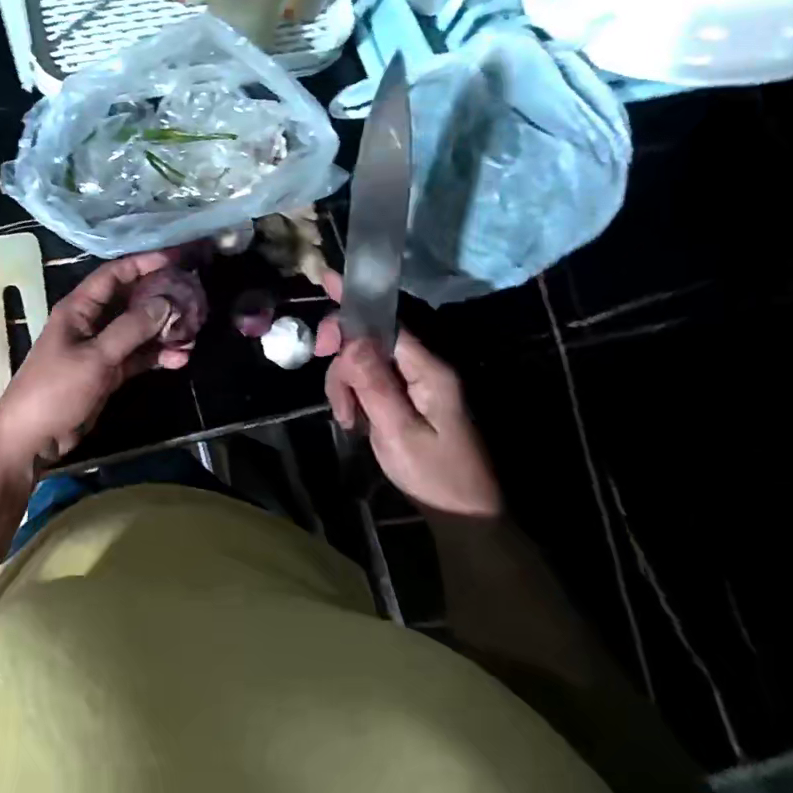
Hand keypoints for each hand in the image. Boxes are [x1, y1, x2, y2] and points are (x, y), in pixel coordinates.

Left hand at [0, 250, 192, 467]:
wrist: (32, 437)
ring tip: (193, 333)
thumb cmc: (56, 390)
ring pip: (138, 329)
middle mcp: (91, 322)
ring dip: (164, 330)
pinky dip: (158, 355)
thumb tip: (165, 302)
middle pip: (131, 299)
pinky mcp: (108, 372)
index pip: (114, 274)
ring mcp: (100, 347)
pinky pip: (138, 355)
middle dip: (162, 298)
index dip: (144, 263)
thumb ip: (130, 329)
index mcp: (79, 308)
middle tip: (195, 297)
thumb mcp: (95, 358)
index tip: (177, 258)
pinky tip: (180, 359)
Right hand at [317, 274, 501, 518]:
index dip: (357, 301)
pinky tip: (353, 418)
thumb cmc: (436, 476)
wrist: (465, 515)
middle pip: (372, 337)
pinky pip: (372, 376)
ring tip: (347, 418)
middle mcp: (425, 366)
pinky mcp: (409, 394)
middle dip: (343, 354)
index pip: (390, 320)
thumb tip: (351, 339)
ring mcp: (417, 380)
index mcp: (429, 369)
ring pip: (366, 358)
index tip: (327, 277)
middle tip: (331, 386)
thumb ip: (374, 384)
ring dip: (346, 381)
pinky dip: (354, 392)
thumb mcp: (398, 432)